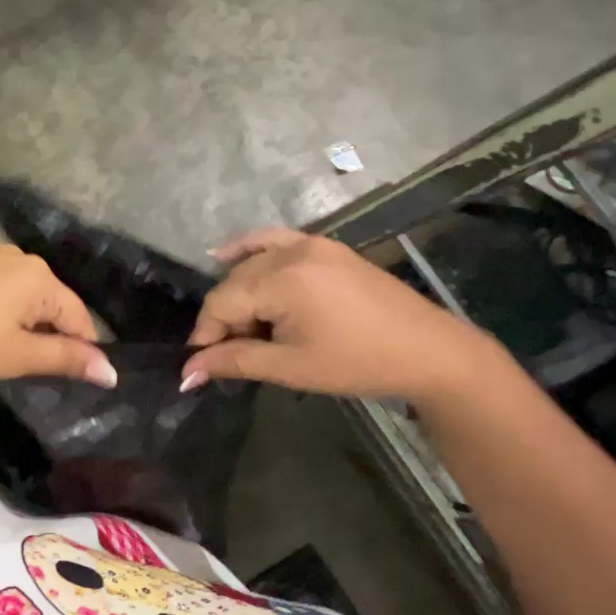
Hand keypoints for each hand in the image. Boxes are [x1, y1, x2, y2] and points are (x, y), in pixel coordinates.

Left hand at [0, 246, 115, 386]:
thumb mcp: (17, 356)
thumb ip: (67, 359)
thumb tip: (112, 371)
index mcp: (39, 275)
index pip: (80, 319)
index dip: (79, 353)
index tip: (65, 382)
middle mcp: (21, 257)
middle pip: (55, 305)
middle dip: (50, 337)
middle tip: (27, 370)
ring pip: (28, 299)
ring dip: (26, 327)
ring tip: (3, 355)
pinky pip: (5, 291)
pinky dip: (5, 314)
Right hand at [180, 228, 510, 403]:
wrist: (429, 352)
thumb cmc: (358, 363)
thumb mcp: (290, 367)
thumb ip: (234, 362)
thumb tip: (186, 375)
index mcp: (282, 279)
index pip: (221, 302)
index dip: (206, 334)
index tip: (201, 366)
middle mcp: (292, 252)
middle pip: (234, 283)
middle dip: (224, 319)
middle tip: (228, 355)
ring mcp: (311, 244)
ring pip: (252, 265)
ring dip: (238, 294)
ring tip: (243, 328)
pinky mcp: (325, 247)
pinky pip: (275, 240)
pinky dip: (249, 248)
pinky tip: (225, 255)